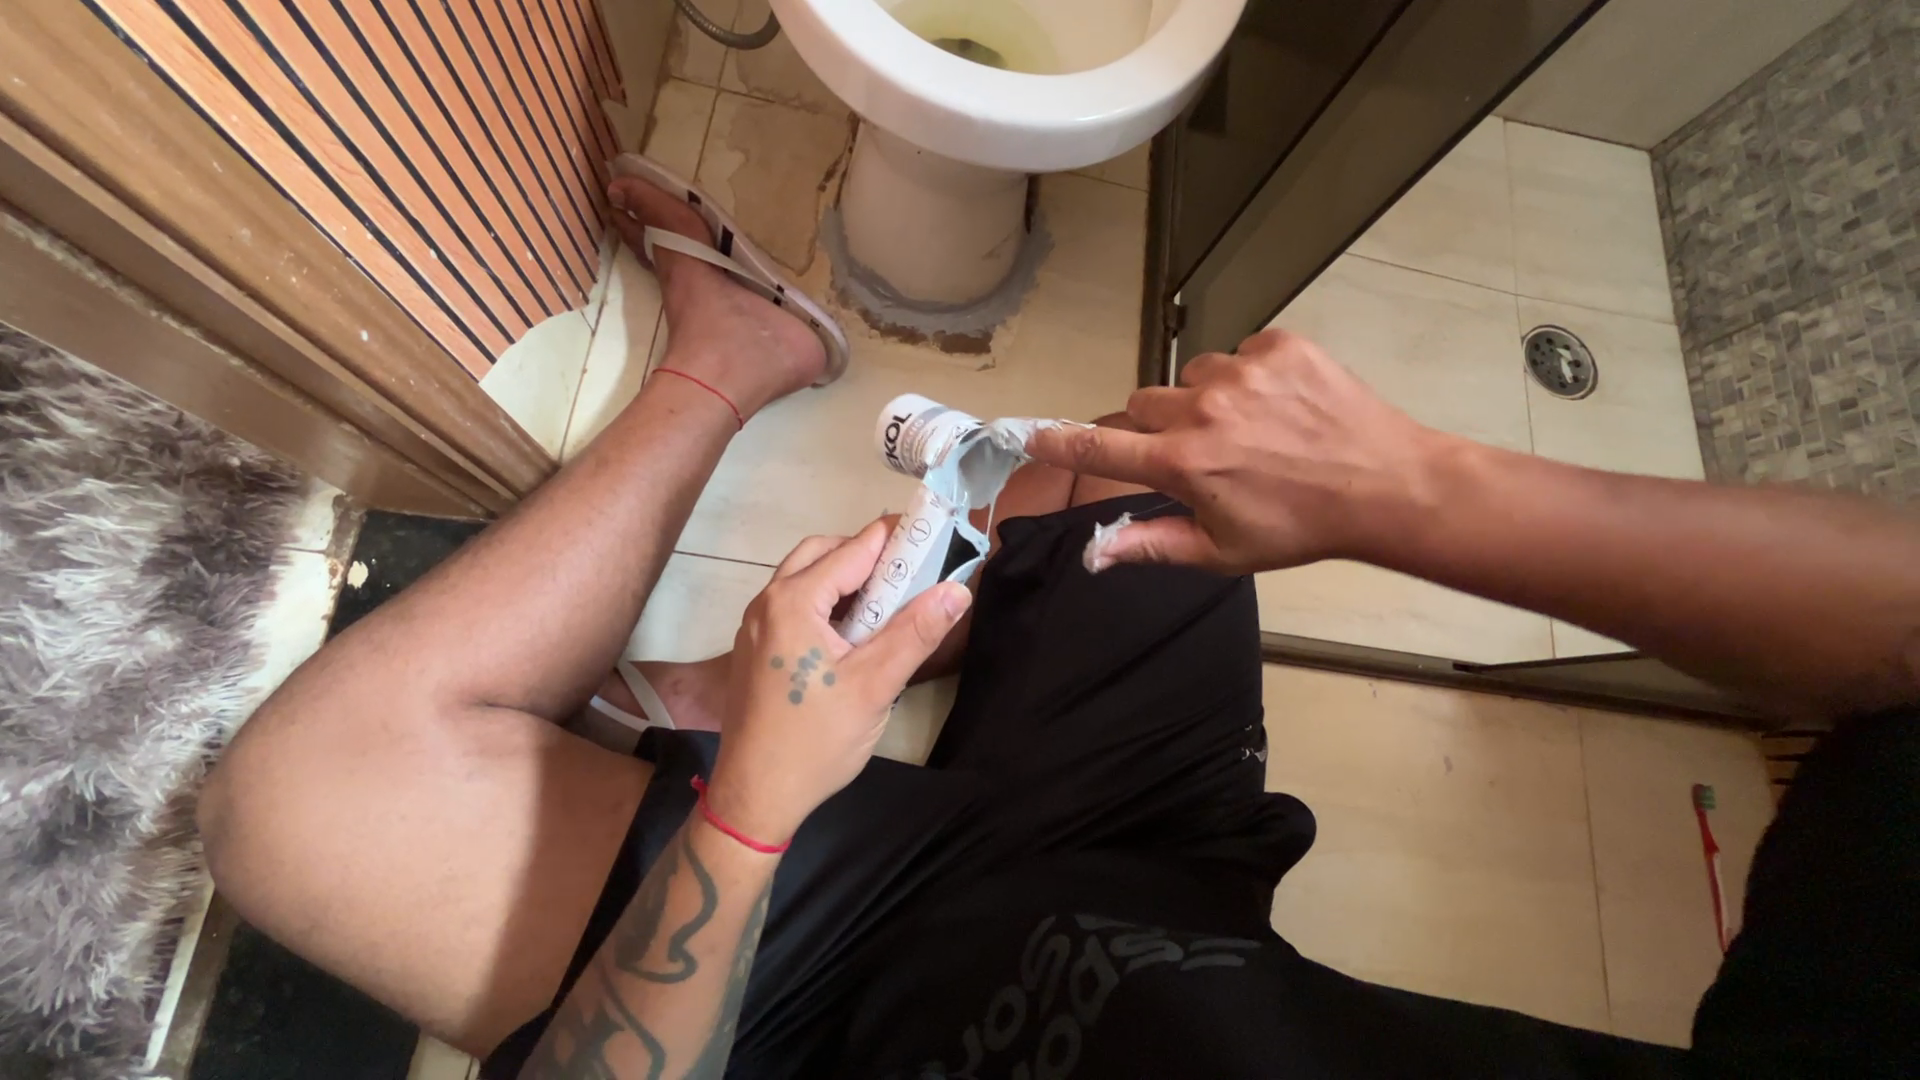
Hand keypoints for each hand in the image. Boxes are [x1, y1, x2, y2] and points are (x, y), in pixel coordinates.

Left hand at [702, 519, 971, 844]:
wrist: (755, 797)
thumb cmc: (815, 741)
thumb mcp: (875, 686)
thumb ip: (916, 633)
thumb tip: (958, 591)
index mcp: (792, 602)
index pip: (852, 550)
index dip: (894, 539)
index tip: (931, 533)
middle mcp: (766, 603)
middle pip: (821, 553)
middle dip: (865, 554)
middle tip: (908, 571)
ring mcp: (754, 626)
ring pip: (803, 579)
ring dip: (844, 578)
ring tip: (885, 602)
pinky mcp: (755, 649)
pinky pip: (792, 604)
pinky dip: (825, 601)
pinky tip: (852, 633)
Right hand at [1027, 328, 1444, 573]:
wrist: (1386, 485)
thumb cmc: (1297, 528)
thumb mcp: (1220, 551)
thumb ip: (1149, 544)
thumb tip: (1093, 553)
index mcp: (1183, 463)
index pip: (1100, 447)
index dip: (1059, 440)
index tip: (1029, 432)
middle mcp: (1203, 411)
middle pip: (1144, 403)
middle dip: (1157, 426)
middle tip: (1196, 451)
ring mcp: (1243, 372)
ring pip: (1191, 376)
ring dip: (1203, 400)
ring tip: (1247, 427)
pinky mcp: (1279, 345)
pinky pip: (1239, 353)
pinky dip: (1248, 377)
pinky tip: (1280, 405)